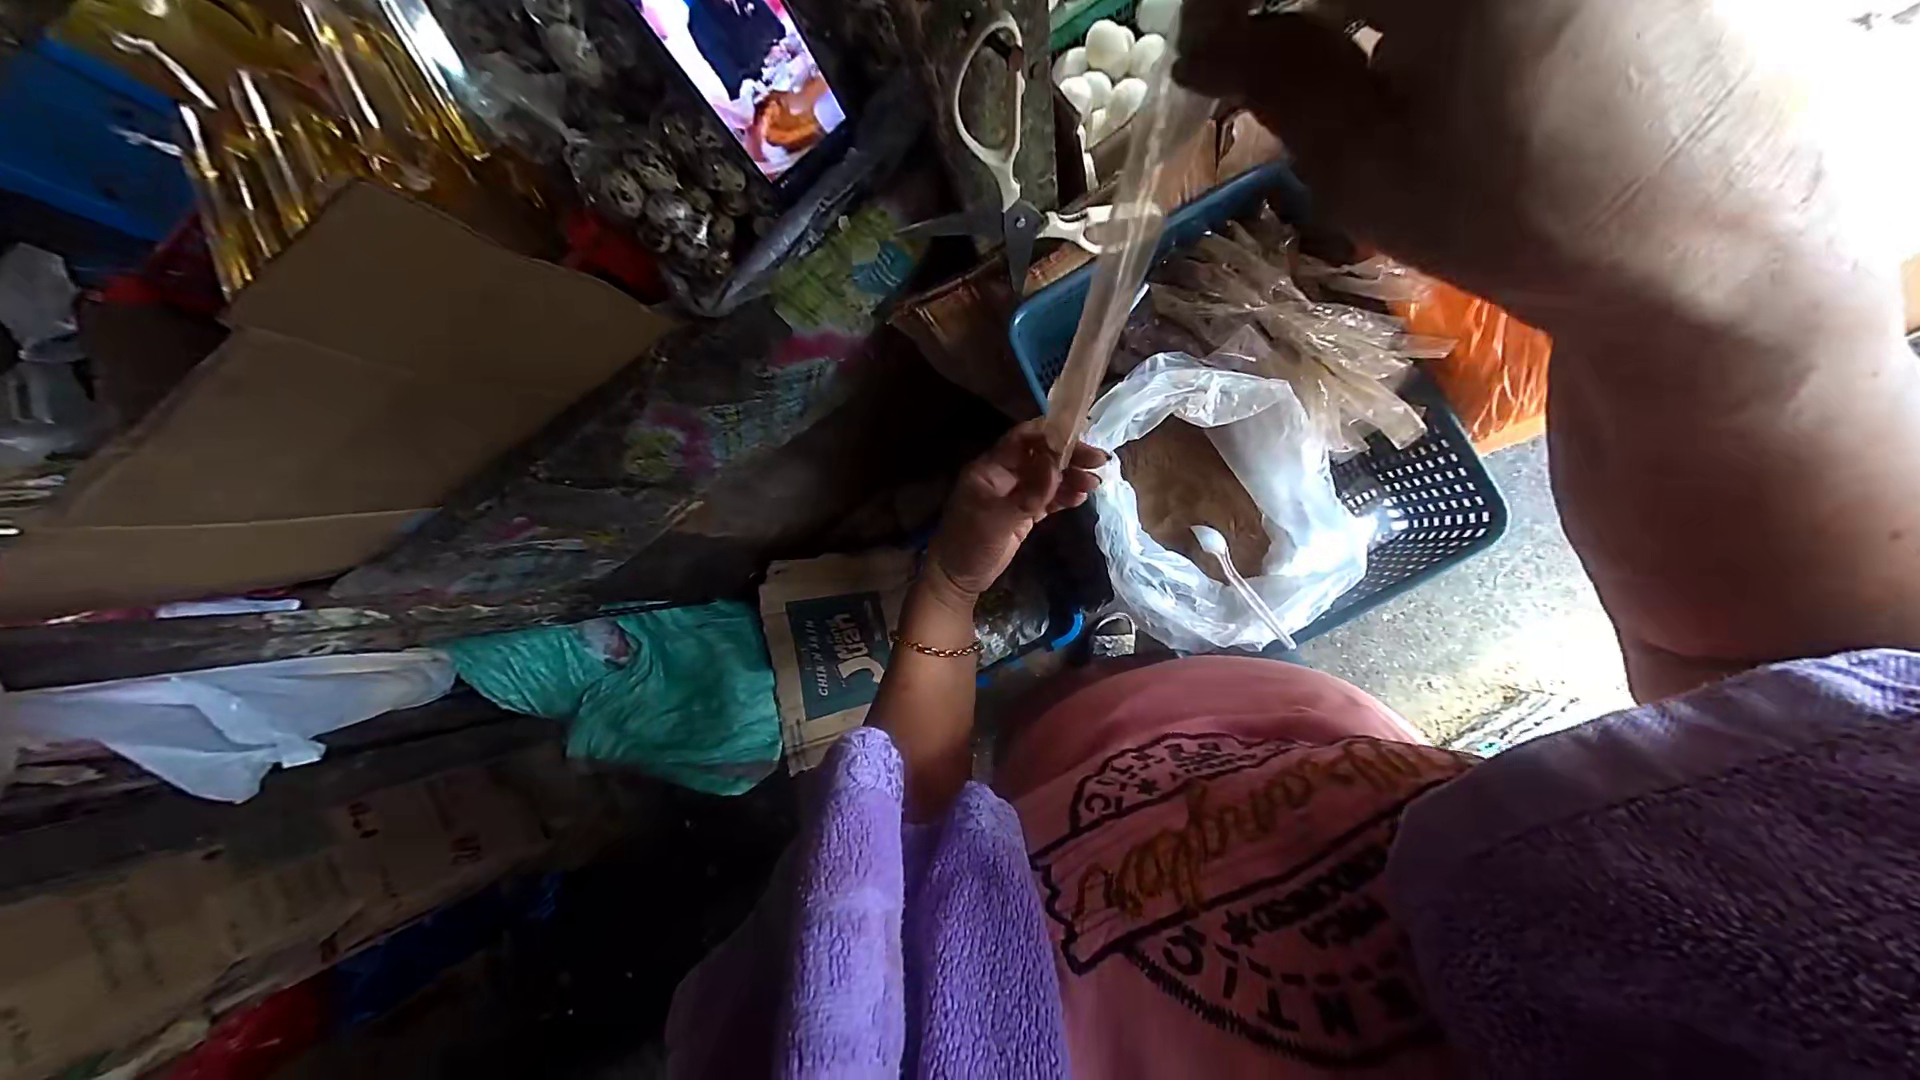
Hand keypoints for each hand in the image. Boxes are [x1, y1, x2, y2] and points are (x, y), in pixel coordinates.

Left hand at [923, 420, 1105, 601]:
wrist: (956, 578)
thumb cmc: (968, 543)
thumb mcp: (998, 518)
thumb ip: (1029, 493)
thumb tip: (1056, 465)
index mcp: (990, 469)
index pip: (1022, 439)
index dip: (1050, 433)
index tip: (1079, 434)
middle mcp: (1004, 477)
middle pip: (1041, 457)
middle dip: (1069, 457)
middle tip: (1098, 460)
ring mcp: (1014, 496)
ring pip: (1047, 479)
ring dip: (1071, 478)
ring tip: (1094, 483)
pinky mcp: (1023, 515)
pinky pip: (1047, 500)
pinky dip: (1064, 497)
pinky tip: (1081, 497)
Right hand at [1174, 0, 1885, 341]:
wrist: (1703, 220)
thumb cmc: (1516, 211)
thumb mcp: (1368, 166)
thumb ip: (1280, 84)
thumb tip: (1201, 48)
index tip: (1199, 50)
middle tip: (1243, 46)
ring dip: (1341, 1)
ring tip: (1312, 47)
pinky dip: (1398, 4)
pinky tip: (1392, 33)